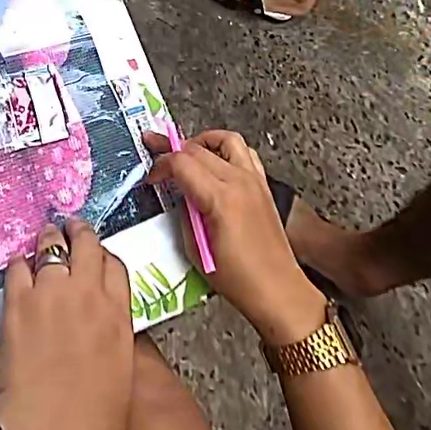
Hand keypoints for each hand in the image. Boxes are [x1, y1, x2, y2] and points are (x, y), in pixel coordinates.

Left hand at [0, 220, 135, 429]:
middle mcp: (88, 297)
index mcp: (119, 319)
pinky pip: (18, 265)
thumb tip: (101, 324)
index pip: (116, 266)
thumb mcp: (119, 377)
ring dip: (48, 240)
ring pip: (51, 245)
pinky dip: (19, 263)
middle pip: (87, 244)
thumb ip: (112, 337)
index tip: (96, 254)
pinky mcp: (18, 302)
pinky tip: (18, 266)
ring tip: (44, 237)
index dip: (104, 255)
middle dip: (78, 232)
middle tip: (71, 228)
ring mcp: (52, 294)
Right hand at [144, 131, 326, 347]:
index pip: (181, 162)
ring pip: (224, 139)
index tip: (152, 179)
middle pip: (196, 148)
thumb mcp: (196, 248)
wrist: (279, 290)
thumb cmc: (237, 278)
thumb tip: (179, 193)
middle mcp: (238, 181)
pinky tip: (215, 162)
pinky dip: (225, 149)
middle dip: (172, 152)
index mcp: (220, 198)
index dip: (160, 166)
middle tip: (159, 164)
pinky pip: (244, 151)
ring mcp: (254, 180)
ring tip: (187, 154)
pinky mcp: (263, 184)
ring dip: (201, 142)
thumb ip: (184, 212)